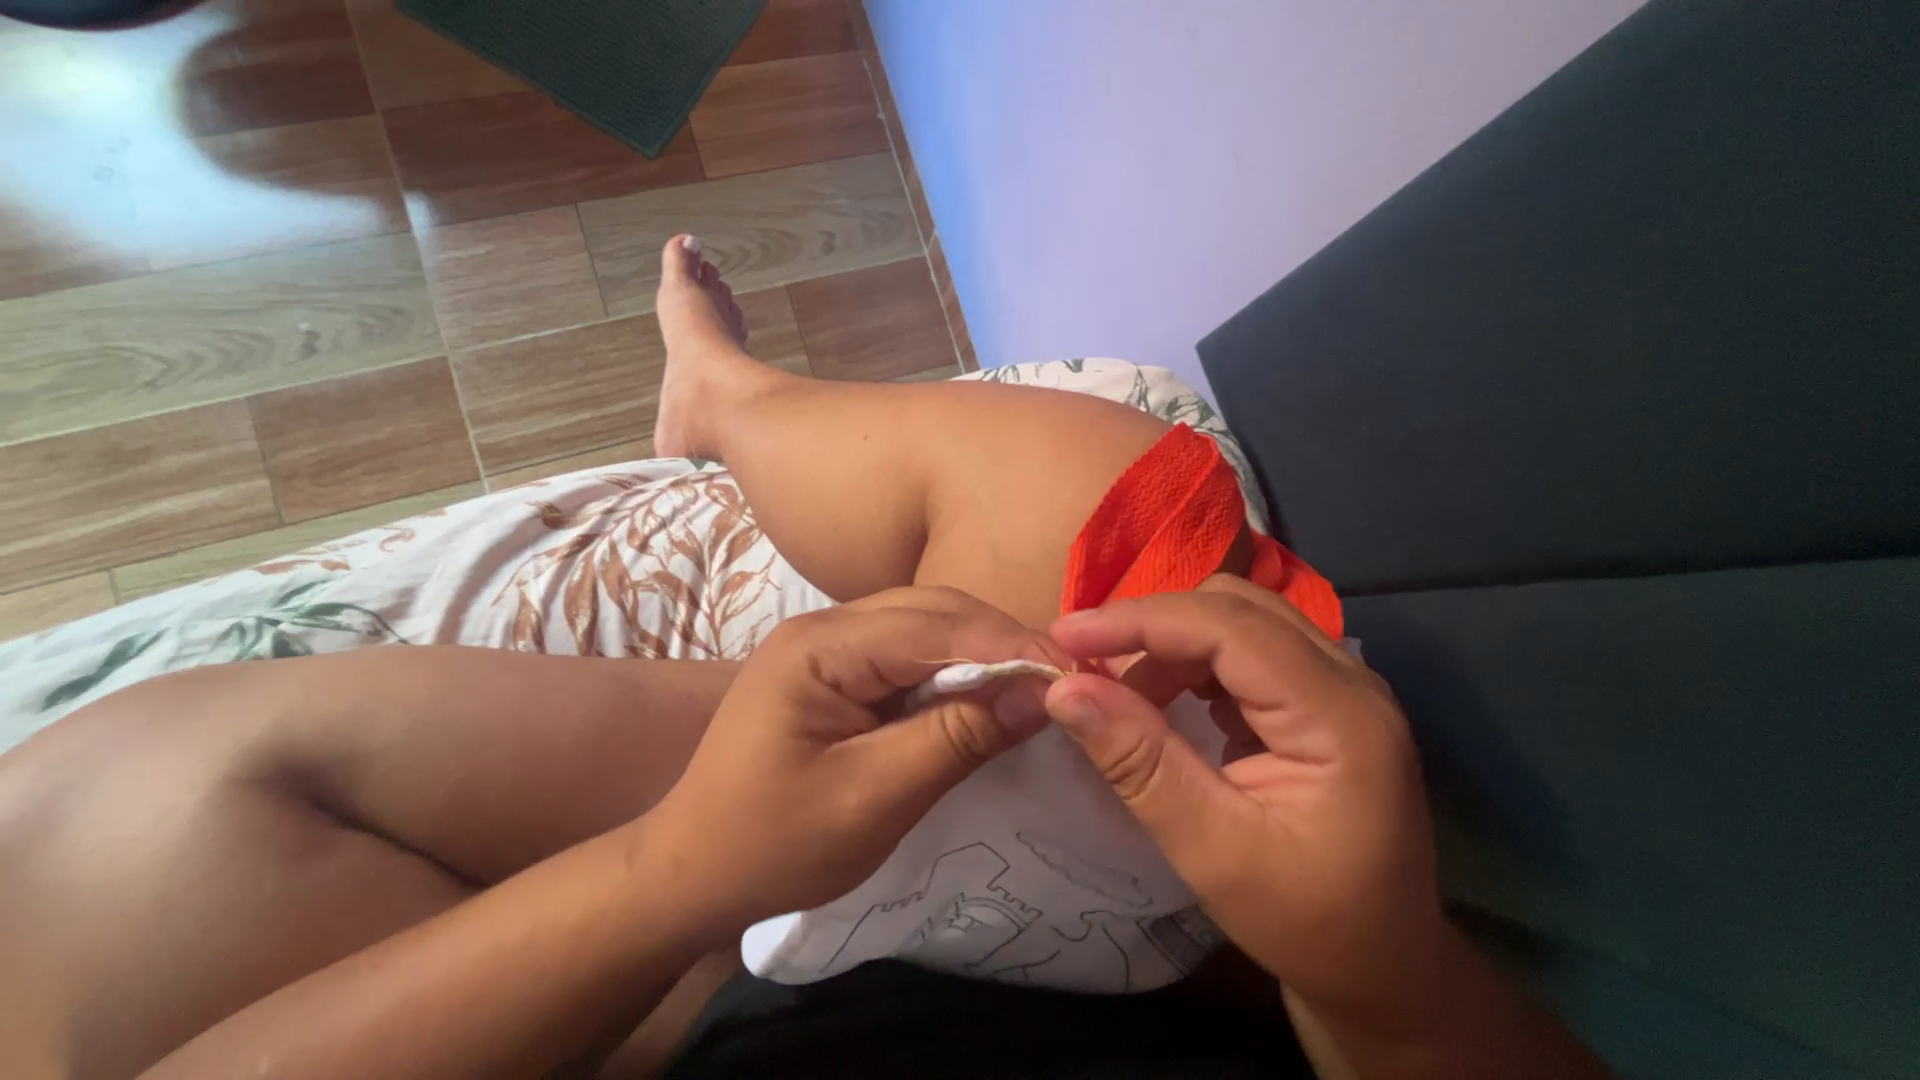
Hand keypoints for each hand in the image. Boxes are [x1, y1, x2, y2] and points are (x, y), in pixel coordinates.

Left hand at [646, 586, 1062, 932]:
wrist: (693, 871)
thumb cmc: (773, 844)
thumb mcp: (872, 799)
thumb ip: (955, 739)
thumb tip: (1039, 695)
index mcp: (820, 647)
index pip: (935, 624)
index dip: (1010, 645)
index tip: (1075, 676)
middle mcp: (822, 627)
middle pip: (932, 609)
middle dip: (1001, 640)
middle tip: (1063, 681)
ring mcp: (825, 645)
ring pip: (924, 625)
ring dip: (981, 651)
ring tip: (1034, 688)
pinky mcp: (833, 672)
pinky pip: (907, 653)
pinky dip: (953, 670)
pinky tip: (982, 696)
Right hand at [1044, 575, 1447, 1009]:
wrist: (1383, 966)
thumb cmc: (1305, 921)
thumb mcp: (1212, 851)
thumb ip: (1140, 763)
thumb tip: (1065, 688)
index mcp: (1339, 716)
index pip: (1229, 628)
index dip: (1141, 621)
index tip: (1065, 634)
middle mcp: (1351, 681)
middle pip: (1237, 609)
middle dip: (1154, 627)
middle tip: (1088, 667)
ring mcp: (1343, 686)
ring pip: (1242, 620)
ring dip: (1172, 644)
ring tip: (1123, 695)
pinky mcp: (1325, 699)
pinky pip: (1250, 649)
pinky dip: (1195, 663)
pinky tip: (1168, 704)